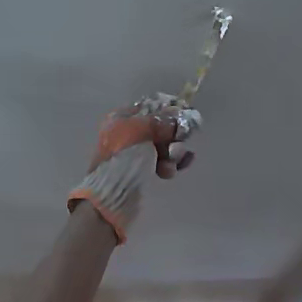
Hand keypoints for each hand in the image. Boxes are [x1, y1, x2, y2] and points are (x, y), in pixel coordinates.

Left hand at [68, 93, 199, 241]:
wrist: (113, 196)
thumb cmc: (124, 158)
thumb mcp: (143, 131)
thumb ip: (165, 120)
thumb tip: (186, 115)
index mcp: (123, 118)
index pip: (153, 105)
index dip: (171, 108)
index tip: (187, 114)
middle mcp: (130, 132)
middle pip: (164, 125)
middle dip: (175, 134)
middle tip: (178, 142)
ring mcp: (138, 152)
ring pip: (168, 144)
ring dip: (175, 151)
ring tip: (172, 161)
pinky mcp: (145, 169)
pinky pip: (166, 160)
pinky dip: (173, 163)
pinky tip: (176, 169)